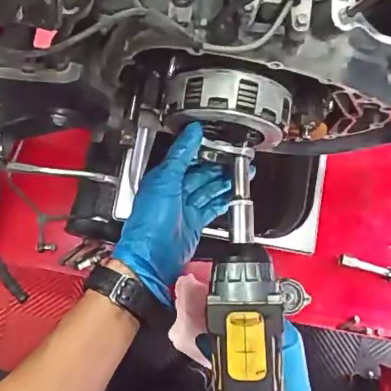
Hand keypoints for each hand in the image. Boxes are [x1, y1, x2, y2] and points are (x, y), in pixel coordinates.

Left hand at [110, 122, 231, 303]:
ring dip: (225, 181)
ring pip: (209, 190)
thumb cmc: (150, 222)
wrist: (151, 258)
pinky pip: (212, 207)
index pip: (186, 157)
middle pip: (201, 174)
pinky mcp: (194, 224)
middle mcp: (174, 192)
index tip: (218, 141)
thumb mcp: (166, 179)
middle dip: (219, 165)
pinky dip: (223, 200)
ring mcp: (184, 209)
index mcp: (163, 178)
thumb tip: (191, 132)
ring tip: (241, 173)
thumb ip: (181, 154)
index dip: (202, 148)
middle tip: (236, 158)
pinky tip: (232, 194)